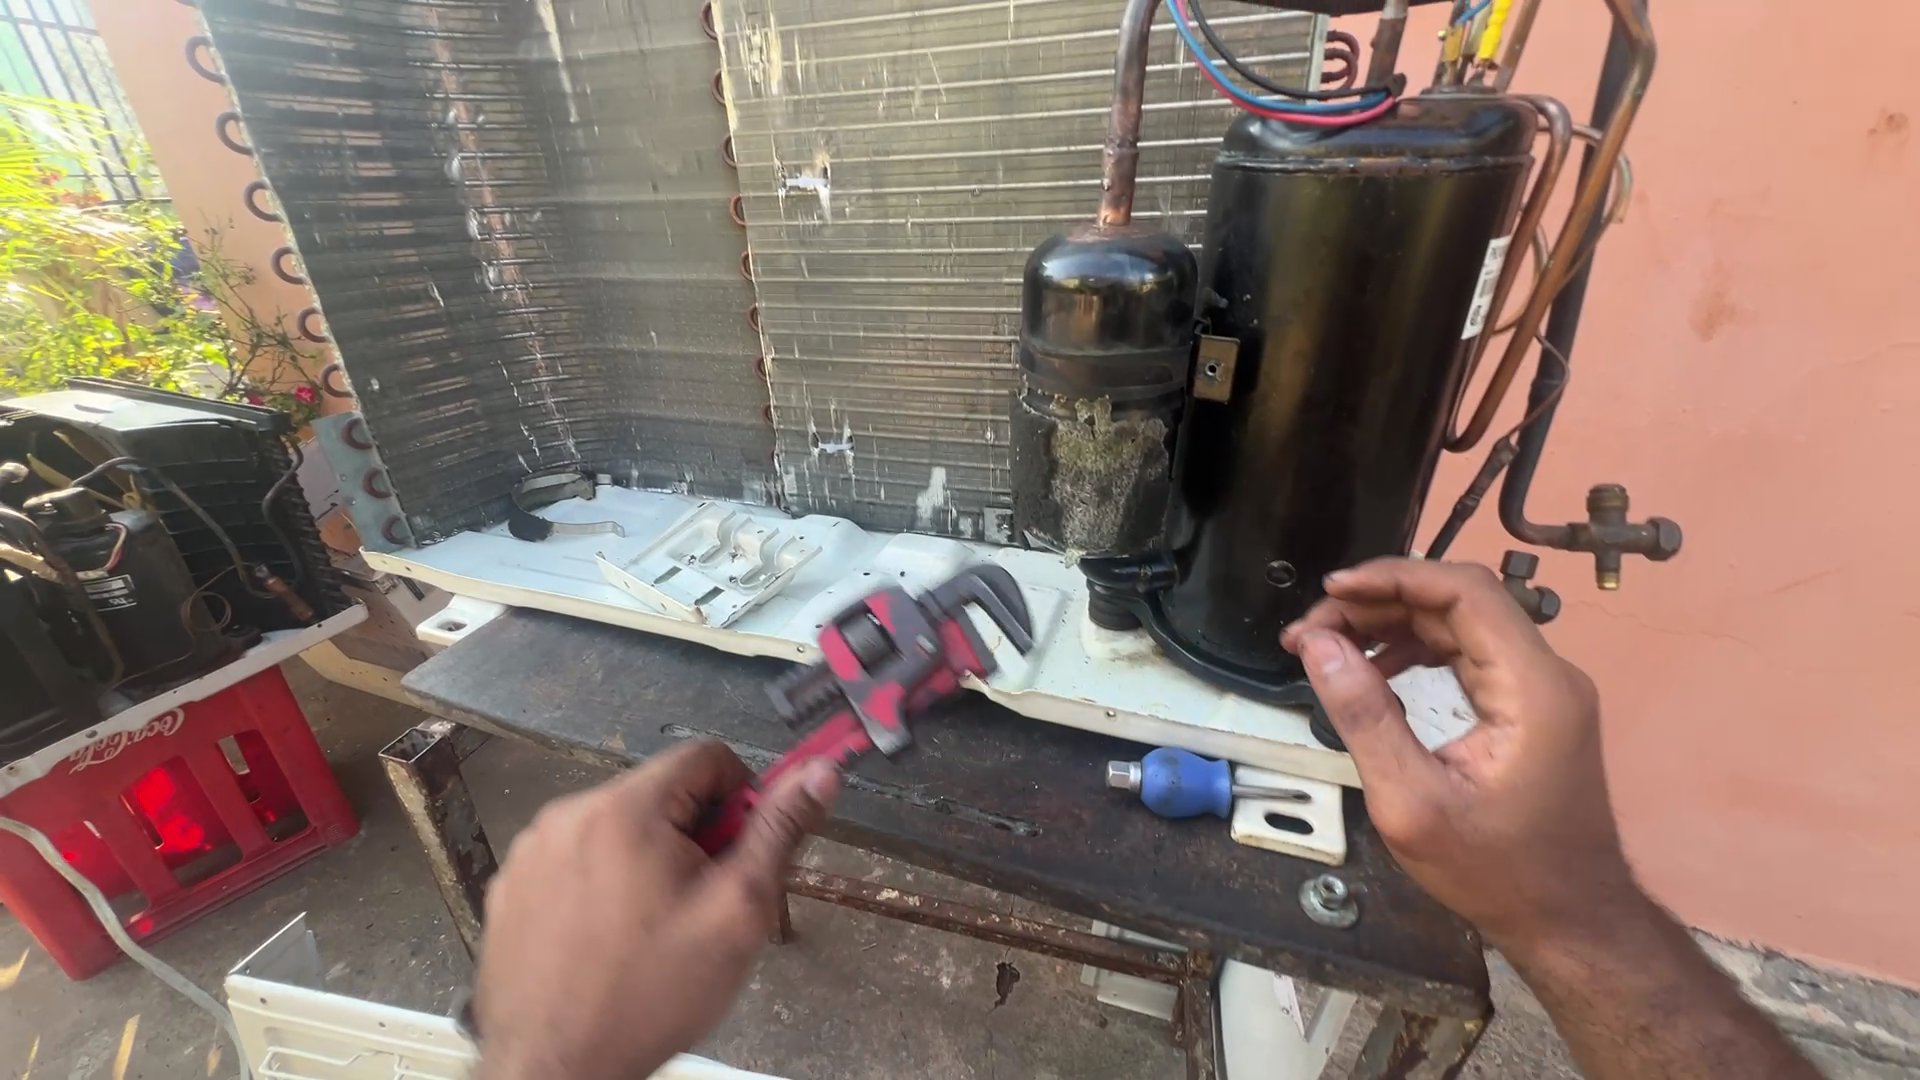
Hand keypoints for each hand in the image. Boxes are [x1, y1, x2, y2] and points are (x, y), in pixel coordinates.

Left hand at [473, 741, 839, 1079]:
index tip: (738, 849)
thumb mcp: (738, 910)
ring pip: (622, 820)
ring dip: (651, 850)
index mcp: (627, 808)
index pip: (706, 757)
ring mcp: (533, 850)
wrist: (555, 1079)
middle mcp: (571, 812)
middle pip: (663, 789)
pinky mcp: (510, 885)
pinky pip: (578, 852)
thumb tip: (821, 771)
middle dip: (696, 829)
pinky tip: (610, 932)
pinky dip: (604, 874)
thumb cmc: (653, 992)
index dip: (739, 795)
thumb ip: (781, 830)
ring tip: (656, 919)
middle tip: (703, 894)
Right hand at [1280, 558, 1638, 951]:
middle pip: (1453, 600)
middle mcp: (1542, 673)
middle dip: (1373, 603)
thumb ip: (1363, 716)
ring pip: (1452, 621)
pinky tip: (1366, 666)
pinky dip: (1405, 646)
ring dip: (1384, 623)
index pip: (1465, 592)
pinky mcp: (1522, 702)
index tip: (1331, 591)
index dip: (1393, 578)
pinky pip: (1458, 649)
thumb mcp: (1410, 801)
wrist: (1567, 923)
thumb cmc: (1494, 871)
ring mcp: (1535, 687)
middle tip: (1308, 632)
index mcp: (1532, 689)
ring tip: (1323, 646)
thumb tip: (1318, 645)